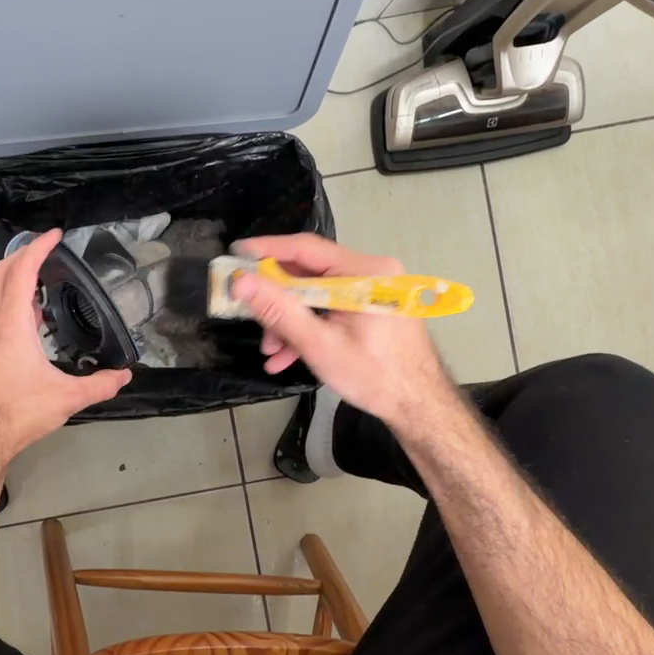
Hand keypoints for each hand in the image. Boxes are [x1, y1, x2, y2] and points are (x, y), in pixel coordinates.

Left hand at [0, 229, 130, 458]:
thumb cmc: (19, 412)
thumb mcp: (66, 398)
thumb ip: (100, 385)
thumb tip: (125, 376)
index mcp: (11, 325)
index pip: (21, 272)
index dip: (38, 248)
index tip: (55, 235)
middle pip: (1, 271)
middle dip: (23, 254)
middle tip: (47, 249)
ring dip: (15, 275)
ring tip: (42, 276)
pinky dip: (12, 297)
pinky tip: (32, 314)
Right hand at [232, 233, 446, 425]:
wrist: (418, 405)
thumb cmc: (375, 376)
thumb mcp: (320, 344)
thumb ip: (278, 310)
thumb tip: (241, 282)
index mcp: (366, 272)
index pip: (307, 248)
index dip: (267, 250)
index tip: (235, 253)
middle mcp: (372, 272)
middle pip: (309, 272)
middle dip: (276, 299)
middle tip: (248, 315)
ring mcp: (373, 289)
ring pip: (315, 294)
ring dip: (289, 319)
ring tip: (271, 351)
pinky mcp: (371, 305)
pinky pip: (329, 307)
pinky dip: (308, 326)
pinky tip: (287, 355)